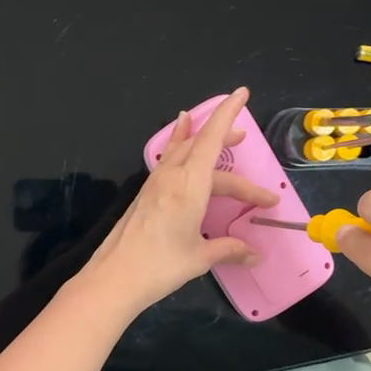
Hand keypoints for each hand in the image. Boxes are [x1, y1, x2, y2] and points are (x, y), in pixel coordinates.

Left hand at [79, 87, 278, 316]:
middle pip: (203, 148)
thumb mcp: (200, 257)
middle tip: (245, 141)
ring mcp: (155, 184)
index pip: (212, 138)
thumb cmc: (161, 265)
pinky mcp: (145, 196)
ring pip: (183, 151)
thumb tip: (255, 256)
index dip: (228, 113)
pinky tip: (179, 151)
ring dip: (202, 142)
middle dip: (226, 141)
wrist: (115, 277)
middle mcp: (171, 176)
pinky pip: (168, 163)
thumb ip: (229, 250)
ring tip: (218, 136)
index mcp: (189, 184)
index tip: (242, 93)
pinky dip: (180, 150)